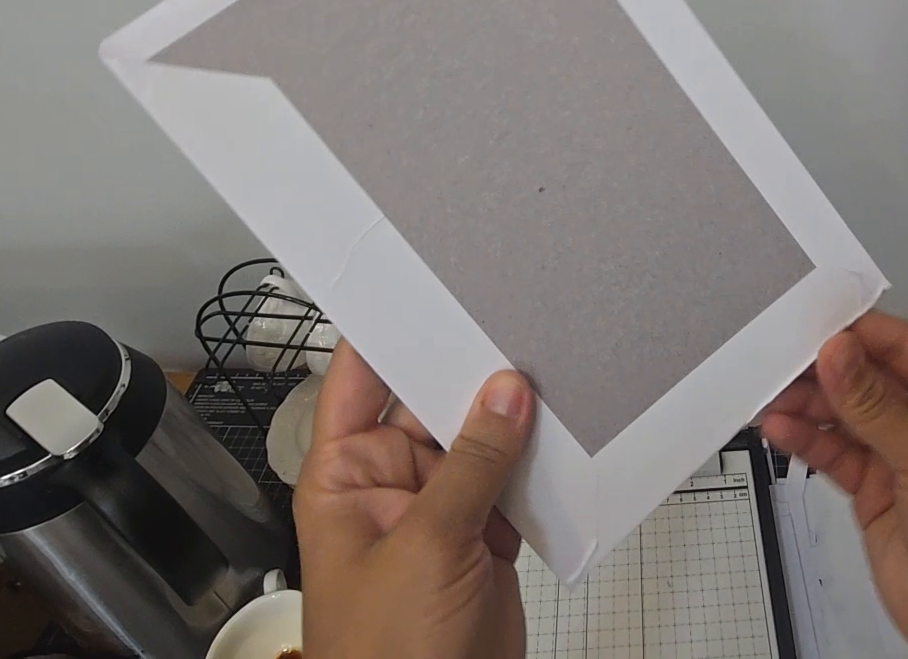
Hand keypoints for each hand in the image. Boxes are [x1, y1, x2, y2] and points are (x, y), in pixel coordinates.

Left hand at [296, 340, 533, 658]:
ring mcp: (440, 502)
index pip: (360, 379)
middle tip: (510, 320)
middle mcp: (393, 478)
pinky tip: (558, 426)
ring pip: (477, 435)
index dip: (388, 331)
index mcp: (349, 472)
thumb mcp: (428, 546)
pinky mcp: (480, 527)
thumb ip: (472, 463)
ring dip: (509, 412)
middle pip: (431, 400)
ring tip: (546, 361)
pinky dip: (533, 455)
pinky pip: (509, 472)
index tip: (423, 284)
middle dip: (468, 368)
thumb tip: (507, 392)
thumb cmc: (387, 655)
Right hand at [759, 313, 907, 658]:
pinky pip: (831, 450)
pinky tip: (780, 429)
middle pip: (864, 377)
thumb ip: (878, 409)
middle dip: (822, 368)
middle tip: (778, 358)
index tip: (811, 323)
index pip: (901, 347)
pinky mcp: (873, 487)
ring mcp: (899, 455)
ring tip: (770, 395)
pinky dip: (804, 439)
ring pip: (842, 412)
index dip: (856, 332)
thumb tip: (839, 353)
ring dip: (805, 403)